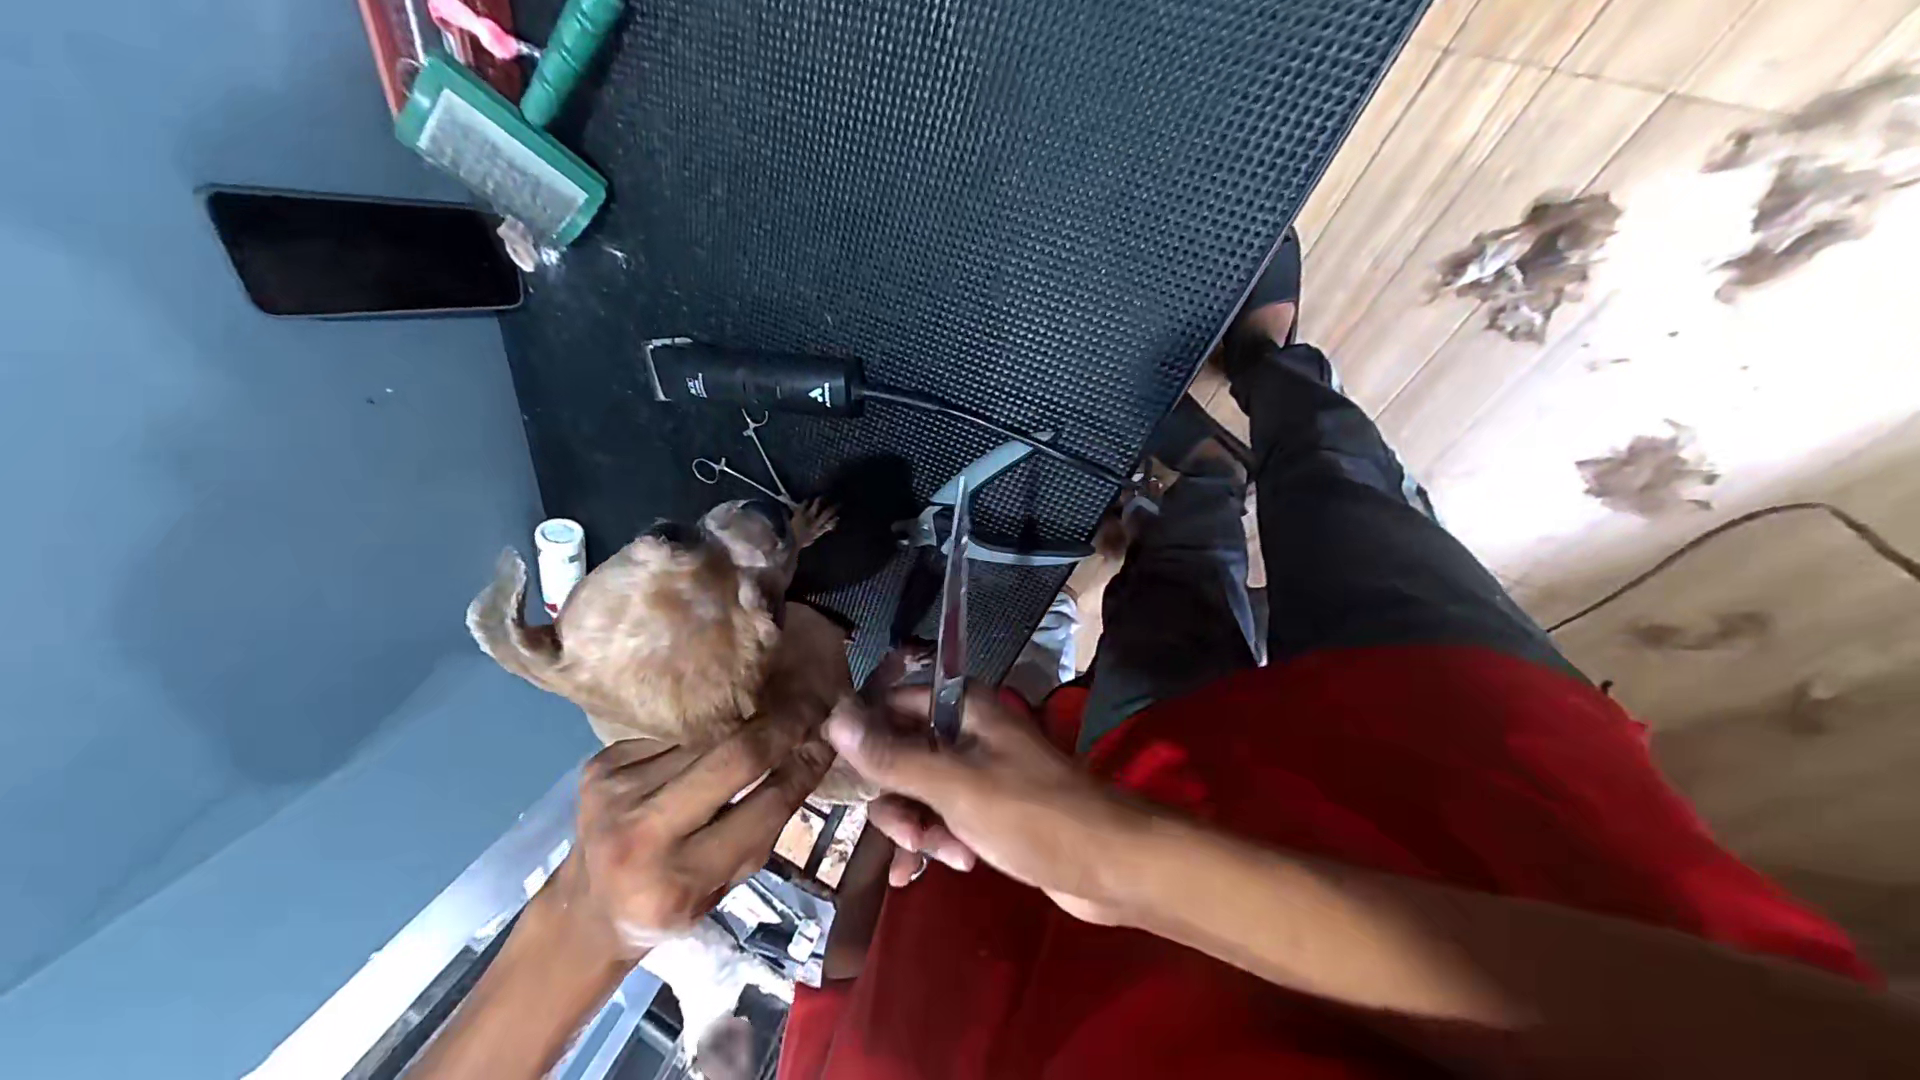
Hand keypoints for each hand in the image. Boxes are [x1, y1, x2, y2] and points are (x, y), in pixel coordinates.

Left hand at [574, 715, 835, 954]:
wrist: (588, 908)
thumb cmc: (673, 903)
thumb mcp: (730, 879)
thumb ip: (767, 821)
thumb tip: (809, 751)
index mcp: (677, 881)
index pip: (763, 806)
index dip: (803, 768)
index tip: (829, 740)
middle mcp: (639, 834)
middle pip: (732, 757)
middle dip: (780, 727)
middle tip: (810, 707)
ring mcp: (614, 792)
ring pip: (704, 737)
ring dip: (744, 722)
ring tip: (773, 708)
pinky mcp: (600, 763)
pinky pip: (673, 733)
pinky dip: (704, 729)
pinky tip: (718, 727)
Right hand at [825, 686, 1145, 922]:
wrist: (1109, 863)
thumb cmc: (1031, 814)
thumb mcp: (953, 785)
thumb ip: (892, 755)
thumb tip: (835, 718)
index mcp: (962, 707)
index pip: (893, 704)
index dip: (867, 738)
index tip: (850, 779)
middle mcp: (968, 729)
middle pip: (903, 752)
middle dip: (899, 797)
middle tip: (912, 832)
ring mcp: (980, 769)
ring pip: (922, 790)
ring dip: (921, 826)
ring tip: (944, 854)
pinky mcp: (991, 807)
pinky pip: (947, 815)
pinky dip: (943, 839)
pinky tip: (958, 864)